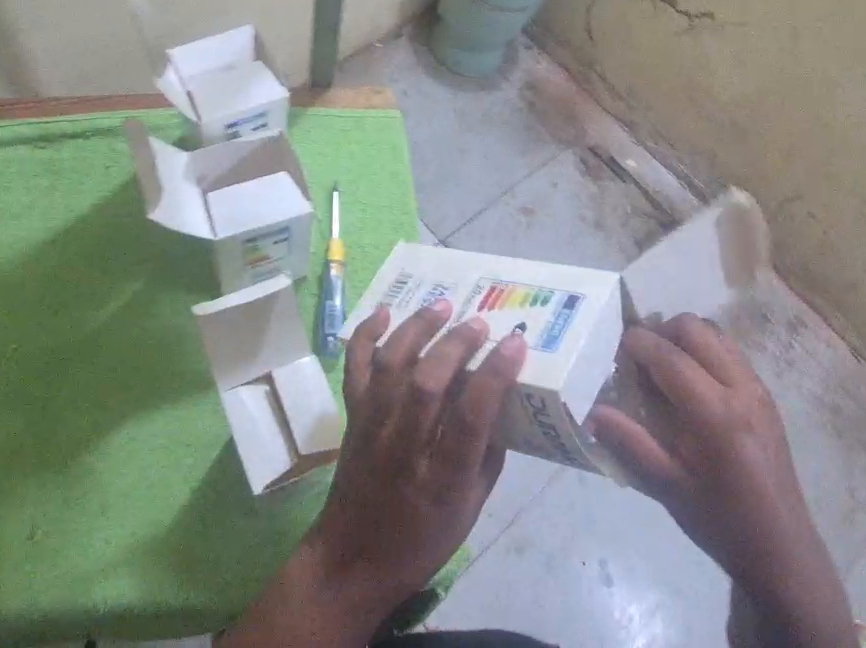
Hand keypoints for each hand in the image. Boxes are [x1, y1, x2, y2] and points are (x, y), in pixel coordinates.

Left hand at [219, 300, 527, 647]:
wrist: (348, 561)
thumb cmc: (419, 542)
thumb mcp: (468, 511)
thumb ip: (487, 457)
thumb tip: (502, 405)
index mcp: (440, 479)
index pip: (470, 417)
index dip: (495, 376)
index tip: (516, 344)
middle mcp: (401, 446)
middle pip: (427, 382)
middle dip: (457, 345)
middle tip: (481, 323)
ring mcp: (371, 427)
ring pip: (391, 365)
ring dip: (417, 329)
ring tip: (442, 305)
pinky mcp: (351, 417)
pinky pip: (354, 368)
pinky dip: (366, 336)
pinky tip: (384, 313)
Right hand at [590, 314, 855, 647]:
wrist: (781, 549)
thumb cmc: (720, 522)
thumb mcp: (668, 488)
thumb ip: (631, 444)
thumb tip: (592, 411)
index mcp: (717, 415)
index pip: (670, 357)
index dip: (638, 343)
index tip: (613, 348)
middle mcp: (742, 390)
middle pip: (696, 329)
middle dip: (661, 333)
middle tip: (638, 360)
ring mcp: (758, 390)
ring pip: (716, 334)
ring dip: (684, 339)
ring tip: (661, 369)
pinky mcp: (766, 396)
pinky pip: (730, 352)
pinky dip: (703, 352)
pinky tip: (689, 386)